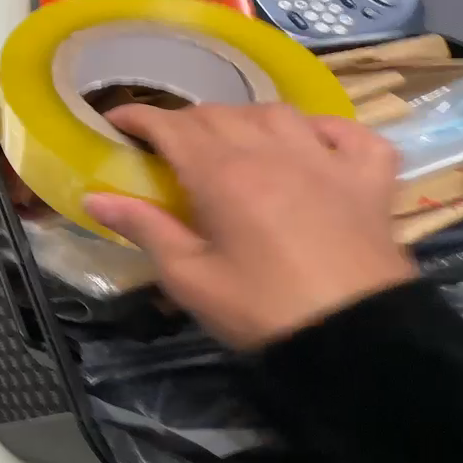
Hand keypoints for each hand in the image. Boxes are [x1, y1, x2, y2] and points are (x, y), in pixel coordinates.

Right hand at [83, 103, 415, 350]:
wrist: (369, 349)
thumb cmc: (266, 310)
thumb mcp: (188, 276)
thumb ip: (143, 228)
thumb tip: (93, 197)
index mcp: (220, 173)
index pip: (167, 124)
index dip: (135, 116)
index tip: (114, 122)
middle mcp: (270, 155)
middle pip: (215, 113)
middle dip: (181, 121)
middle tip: (165, 145)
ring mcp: (326, 166)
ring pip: (275, 113)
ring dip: (244, 118)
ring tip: (230, 140)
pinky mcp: (370, 186)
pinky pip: (353, 135)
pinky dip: (328, 129)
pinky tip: (310, 141)